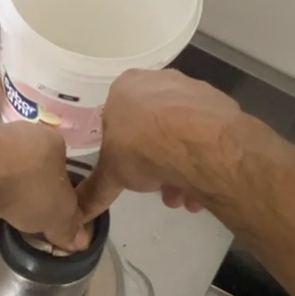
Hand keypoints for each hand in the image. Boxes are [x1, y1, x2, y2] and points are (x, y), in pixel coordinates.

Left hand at [0, 121, 85, 248]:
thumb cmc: (27, 189)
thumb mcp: (58, 215)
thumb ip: (69, 227)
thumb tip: (80, 241)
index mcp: (51, 141)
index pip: (61, 167)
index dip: (58, 193)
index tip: (50, 213)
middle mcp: (21, 133)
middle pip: (28, 170)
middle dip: (27, 196)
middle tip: (25, 219)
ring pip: (0, 175)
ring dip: (0, 199)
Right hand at [76, 69, 254, 222]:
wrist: (198, 143)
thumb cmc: (142, 148)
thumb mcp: (111, 176)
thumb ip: (94, 192)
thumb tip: (75, 215)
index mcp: (124, 87)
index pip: (116, 118)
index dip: (122, 149)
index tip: (130, 170)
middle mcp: (157, 80)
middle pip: (152, 128)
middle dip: (155, 163)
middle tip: (158, 189)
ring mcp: (191, 89)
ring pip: (179, 133)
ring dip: (179, 167)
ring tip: (183, 196)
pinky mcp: (218, 102)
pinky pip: (203, 133)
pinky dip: (200, 158)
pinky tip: (201, 184)